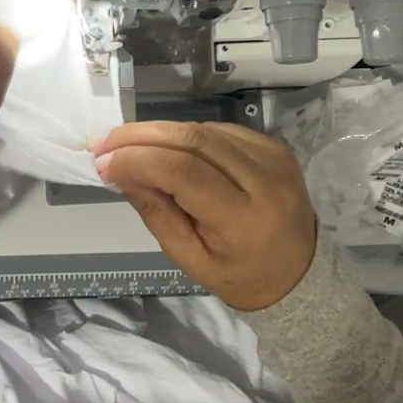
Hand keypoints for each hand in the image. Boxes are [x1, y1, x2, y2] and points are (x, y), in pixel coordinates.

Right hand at [91, 121, 316, 310]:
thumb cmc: (239, 274)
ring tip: (123, 143)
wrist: (300, 273)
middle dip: (140, 136)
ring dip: (158, 132)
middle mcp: (265, 180)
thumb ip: (156, 213)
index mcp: (245, 220)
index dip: (138, 160)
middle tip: (102, 142)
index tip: (102, 162)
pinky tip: (164, 147)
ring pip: (203, 128)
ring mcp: (274, 157)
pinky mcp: (274, 146)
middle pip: (194, 140)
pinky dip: (185, 135)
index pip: (184, 173)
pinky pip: (219, 130)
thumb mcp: (189, 259)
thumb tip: (120, 172)